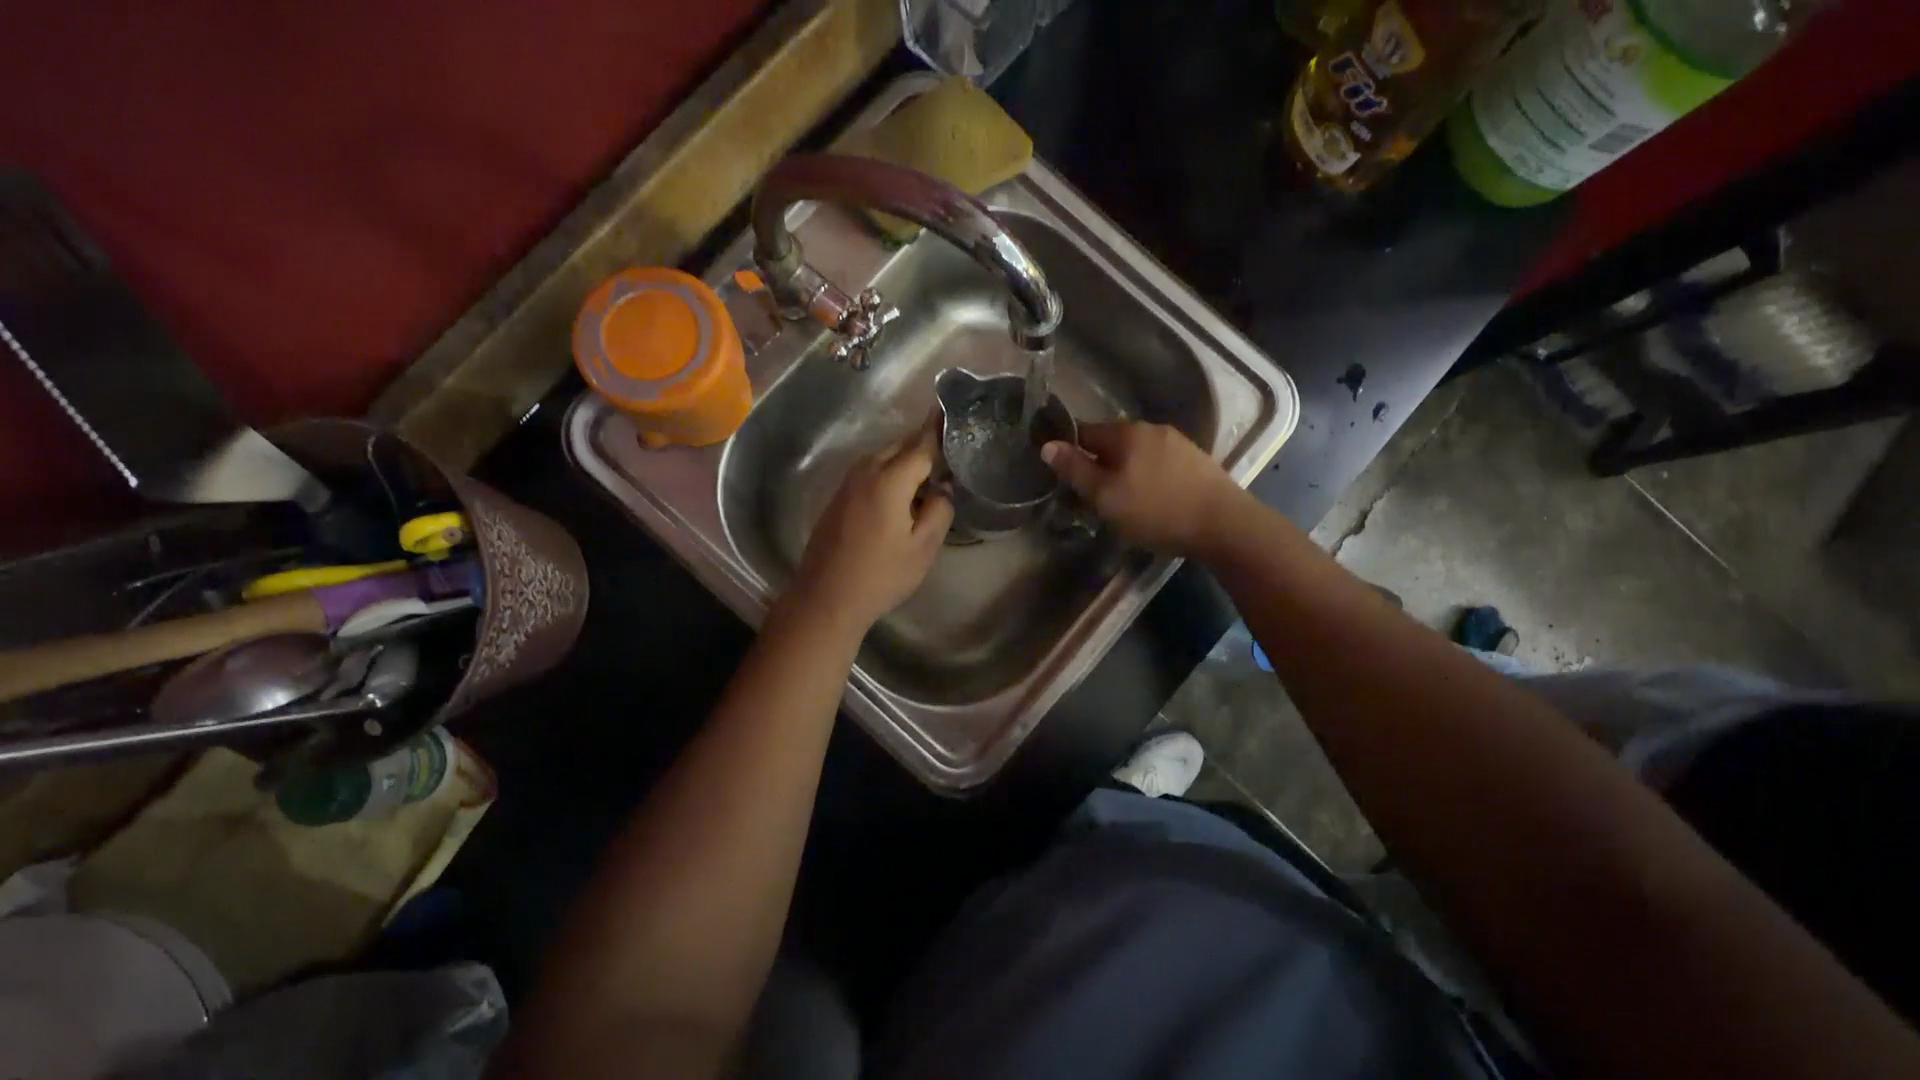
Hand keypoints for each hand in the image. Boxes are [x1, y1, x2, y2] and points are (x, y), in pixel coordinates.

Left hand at [787, 428, 954, 629]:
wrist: (826, 597)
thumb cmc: (881, 575)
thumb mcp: (923, 548)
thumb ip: (939, 510)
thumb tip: (942, 487)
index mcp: (890, 479)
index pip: (921, 444)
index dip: (939, 428)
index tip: (952, 410)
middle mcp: (866, 471)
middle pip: (900, 445)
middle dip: (923, 442)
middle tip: (950, 447)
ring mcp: (847, 483)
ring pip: (882, 457)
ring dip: (905, 458)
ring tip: (931, 469)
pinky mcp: (838, 497)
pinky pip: (869, 471)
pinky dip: (889, 471)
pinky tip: (902, 490)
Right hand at [1041, 421, 1245, 556]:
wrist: (1223, 524)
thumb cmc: (1156, 510)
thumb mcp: (1106, 496)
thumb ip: (1075, 470)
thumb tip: (1047, 445)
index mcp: (1125, 432)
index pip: (1084, 431)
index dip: (1069, 449)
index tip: (1063, 473)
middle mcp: (1151, 429)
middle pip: (1113, 441)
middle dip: (1099, 462)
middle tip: (1091, 494)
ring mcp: (1178, 443)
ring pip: (1138, 453)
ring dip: (1126, 470)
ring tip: (1122, 500)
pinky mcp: (1197, 461)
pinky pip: (1160, 463)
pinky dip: (1149, 476)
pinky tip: (1152, 498)